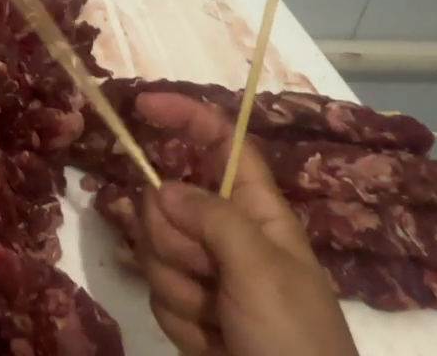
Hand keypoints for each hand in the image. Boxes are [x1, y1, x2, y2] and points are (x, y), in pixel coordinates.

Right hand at [130, 92, 359, 355]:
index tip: (141, 105)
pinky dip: (179, 321)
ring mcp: (206, 273)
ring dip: (177, 286)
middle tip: (207, 273)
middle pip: (166, 198)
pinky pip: (155, 292)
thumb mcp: (262, 272)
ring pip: (154, 248)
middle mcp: (226, 234)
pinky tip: (209, 343)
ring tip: (217, 320)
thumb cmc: (295, 342)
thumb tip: (160, 186)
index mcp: (257, 213)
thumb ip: (211, 218)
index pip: (220, 144)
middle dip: (172, 237)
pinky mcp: (189, 309)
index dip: (185, 116)